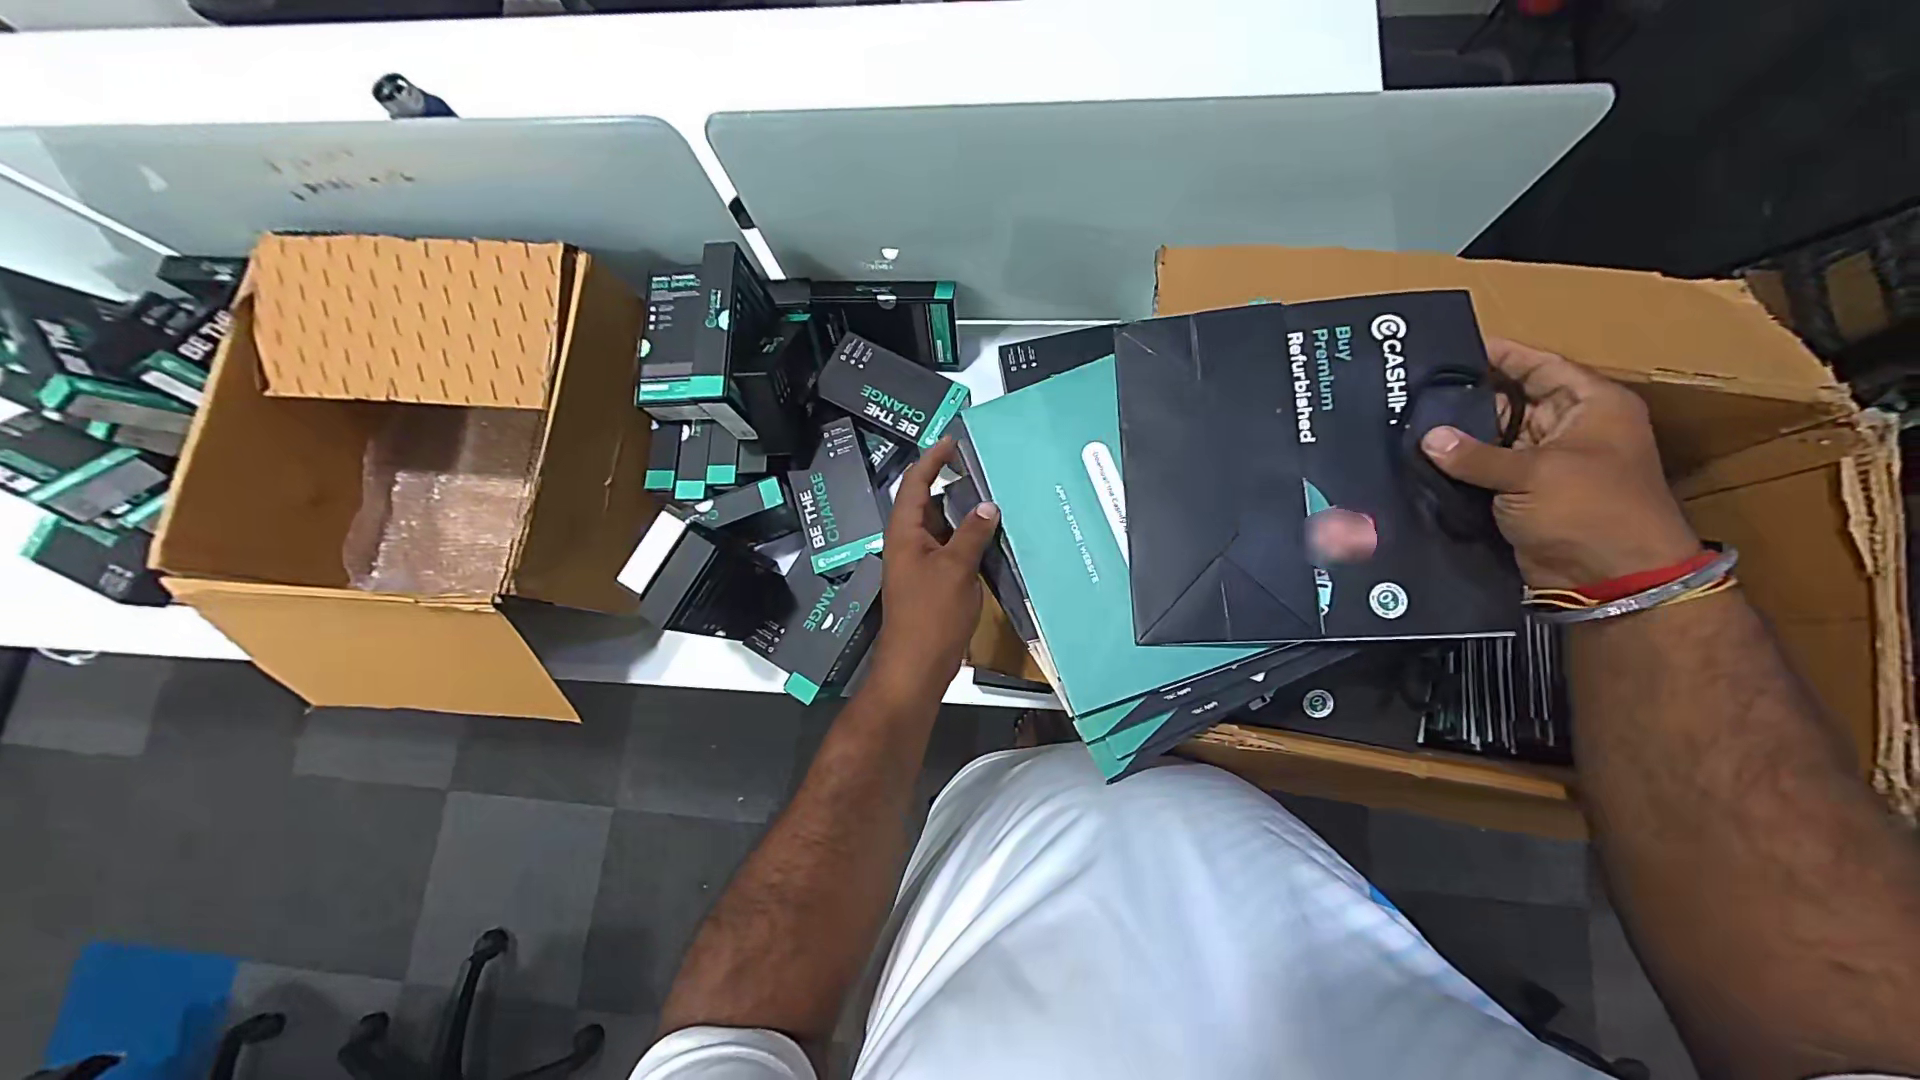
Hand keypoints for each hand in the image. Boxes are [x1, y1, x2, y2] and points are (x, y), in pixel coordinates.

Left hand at [868, 438, 999, 700]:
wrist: (916, 666)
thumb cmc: (931, 615)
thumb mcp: (956, 569)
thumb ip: (973, 534)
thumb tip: (988, 506)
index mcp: (904, 533)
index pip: (915, 484)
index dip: (932, 460)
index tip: (952, 442)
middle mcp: (908, 543)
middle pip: (929, 505)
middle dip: (954, 487)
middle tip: (985, 472)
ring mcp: (920, 564)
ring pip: (942, 529)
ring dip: (964, 516)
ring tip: (995, 500)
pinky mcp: (932, 582)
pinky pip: (950, 551)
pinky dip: (968, 541)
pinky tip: (991, 540)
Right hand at [1419, 337, 1700, 589]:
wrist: (1609, 577)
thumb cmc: (1591, 510)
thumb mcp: (1533, 474)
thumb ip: (1475, 454)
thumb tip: (1428, 438)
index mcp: (1590, 406)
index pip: (1540, 366)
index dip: (1501, 354)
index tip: (1455, 345)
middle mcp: (1566, 428)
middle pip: (1509, 401)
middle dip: (1465, 397)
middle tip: (1413, 388)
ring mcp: (1542, 462)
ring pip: (1490, 437)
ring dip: (1457, 435)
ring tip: (1406, 421)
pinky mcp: (1520, 493)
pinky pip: (1482, 469)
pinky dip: (1457, 466)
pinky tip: (1419, 459)